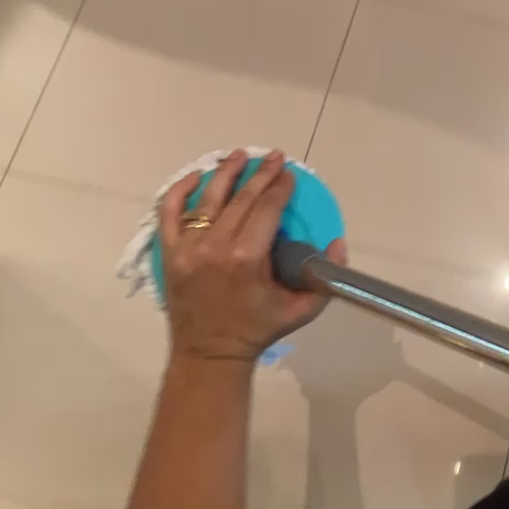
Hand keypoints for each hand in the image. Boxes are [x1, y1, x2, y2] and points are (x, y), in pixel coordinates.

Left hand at [156, 150, 344, 364]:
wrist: (209, 353)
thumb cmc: (259, 329)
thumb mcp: (303, 308)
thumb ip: (325, 276)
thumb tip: (338, 242)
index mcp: (247, 257)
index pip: (267, 208)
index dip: (281, 188)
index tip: (290, 175)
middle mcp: (215, 246)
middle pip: (242, 198)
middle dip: (262, 174)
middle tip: (275, 157)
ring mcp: (188, 248)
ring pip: (208, 198)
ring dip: (226, 172)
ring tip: (240, 155)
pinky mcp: (170, 253)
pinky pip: (171, 212)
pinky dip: (182, 190)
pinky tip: (198, 175)